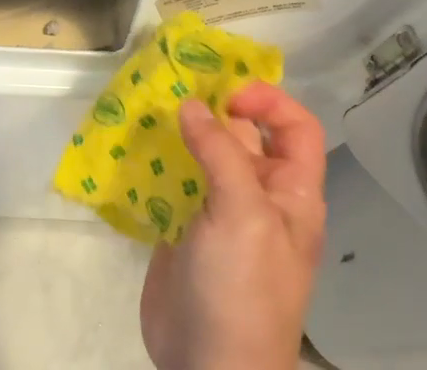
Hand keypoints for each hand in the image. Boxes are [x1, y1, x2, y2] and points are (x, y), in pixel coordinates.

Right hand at [139, 83, 327, 369]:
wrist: (209, 366)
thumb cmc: (243, 288)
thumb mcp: (243, 215)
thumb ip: (221, 153)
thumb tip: (192, 105)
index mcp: (290, 195)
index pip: (295, 129)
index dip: (268, 102)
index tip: (224, 93)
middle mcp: (258, 198)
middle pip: (244, 136)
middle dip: (213, 108)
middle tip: (172, 85)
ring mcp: (218, 214)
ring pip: (203, 156)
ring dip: (179, 132)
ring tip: (146, 108)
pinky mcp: (183, 229)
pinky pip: (172, 182)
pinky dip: (154, 162)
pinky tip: (131, 147)